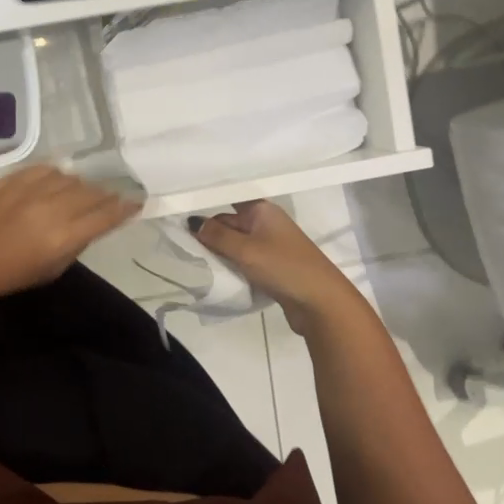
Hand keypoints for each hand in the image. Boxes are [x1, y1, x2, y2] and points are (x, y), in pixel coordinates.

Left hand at [0, 166, 142, 302]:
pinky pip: (43, 168)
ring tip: (78, 191)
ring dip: (79, 184)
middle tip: (110, 197)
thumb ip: (75, 245)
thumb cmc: (10, 275)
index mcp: (65, 236)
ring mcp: (31, 190)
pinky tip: (54, 179)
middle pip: (91, 193)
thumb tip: (89, 227)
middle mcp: (53, 208)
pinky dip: (54, 174)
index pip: (106, 216)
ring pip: (69, 177)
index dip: (125, 208)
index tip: (136, 202)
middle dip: (105, 194)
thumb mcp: (51, 270)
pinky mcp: (11, 179)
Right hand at [191, 200, 367, 333]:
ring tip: (196, 261)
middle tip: (184, 246)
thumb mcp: (244, 250)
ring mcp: (273, 246)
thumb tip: (193, 222)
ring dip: (221, 253)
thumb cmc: (283, 268)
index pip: (227, 200)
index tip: (181, 213)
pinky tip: (219, 275)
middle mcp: (267, 223)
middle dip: (210, 234)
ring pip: (236, 245)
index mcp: (262, 210)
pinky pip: (246, 261)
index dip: (206, 205)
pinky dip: (233, 266)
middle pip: (230, 223)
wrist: (322, 303)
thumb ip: (216, 235)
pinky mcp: (274, 267)